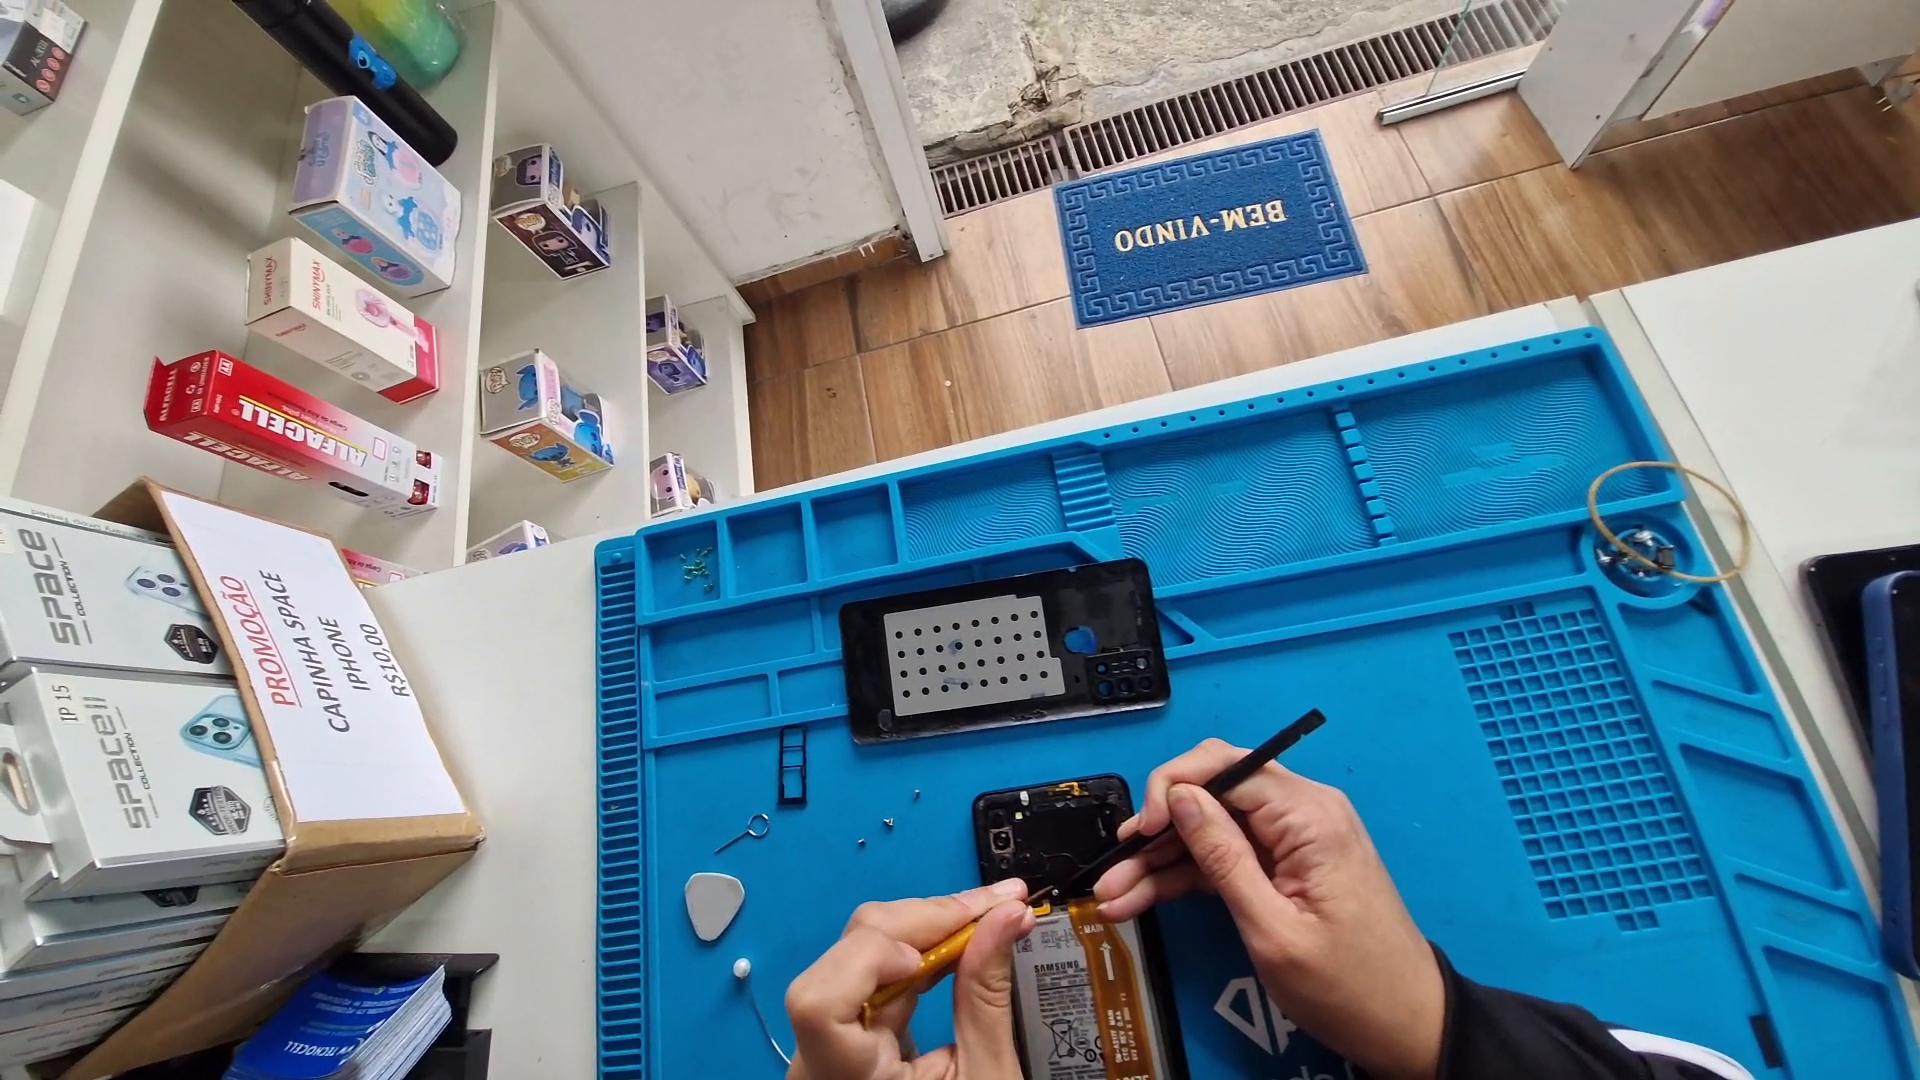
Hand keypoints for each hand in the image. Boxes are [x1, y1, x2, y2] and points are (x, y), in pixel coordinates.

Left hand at [786, 879, 1036, 1079]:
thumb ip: (988, 995)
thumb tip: (1008, 912)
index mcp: (844, 1079)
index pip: (819, 1002)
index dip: (866, 962)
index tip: (921, 958)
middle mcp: (820, 1049)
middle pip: (850, 952)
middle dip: (925, 920)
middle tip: (997, 903)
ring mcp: (831, 1032)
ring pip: (865, 945)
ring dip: (932, 923)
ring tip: (989, 911)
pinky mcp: (852, 1021)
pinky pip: (879, 965)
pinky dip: (925, 945)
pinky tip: (963, 934)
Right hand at [1094, 739, 1444, 1079]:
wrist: (1412, 1032)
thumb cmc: (1349, 988)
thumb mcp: (1274, 930)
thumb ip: (1222, 857)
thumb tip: (1179, 797)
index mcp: (1306, 814)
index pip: (1223, 765)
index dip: (1172, 787)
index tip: (1142, 831)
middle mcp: (1298, 810)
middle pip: (1210, 790)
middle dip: (1157, 826)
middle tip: (1117, 863)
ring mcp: (1288, 836)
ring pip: (1207, 826)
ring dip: (1160, 859)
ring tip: (1113, 893)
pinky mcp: (1280, 861)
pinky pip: (1222, 854)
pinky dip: (1183, 875)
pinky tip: (1140, 897)